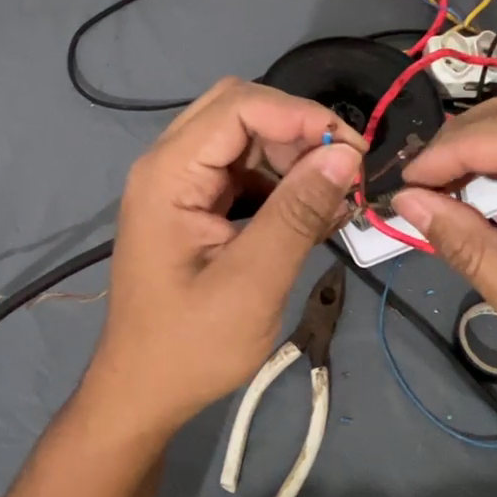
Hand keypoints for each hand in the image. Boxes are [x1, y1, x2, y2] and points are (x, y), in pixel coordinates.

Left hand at [81, 78, 364, 437]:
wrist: (142, 390)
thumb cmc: (191, 345)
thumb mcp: (253, 283)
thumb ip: (297, 213)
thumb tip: (343, 155)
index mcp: (168, 173)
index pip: (238, 107)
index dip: (299, 115)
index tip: (353, 153)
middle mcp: (165, 164)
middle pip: (236, 110)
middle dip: (295, 128)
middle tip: (344, 170)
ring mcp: (175, 183)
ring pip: (239, 137)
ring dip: (289, 154)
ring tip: (333, 196)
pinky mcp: (189, 205)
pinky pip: (237, 170)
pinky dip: (276, 179)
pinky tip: (308, 210)